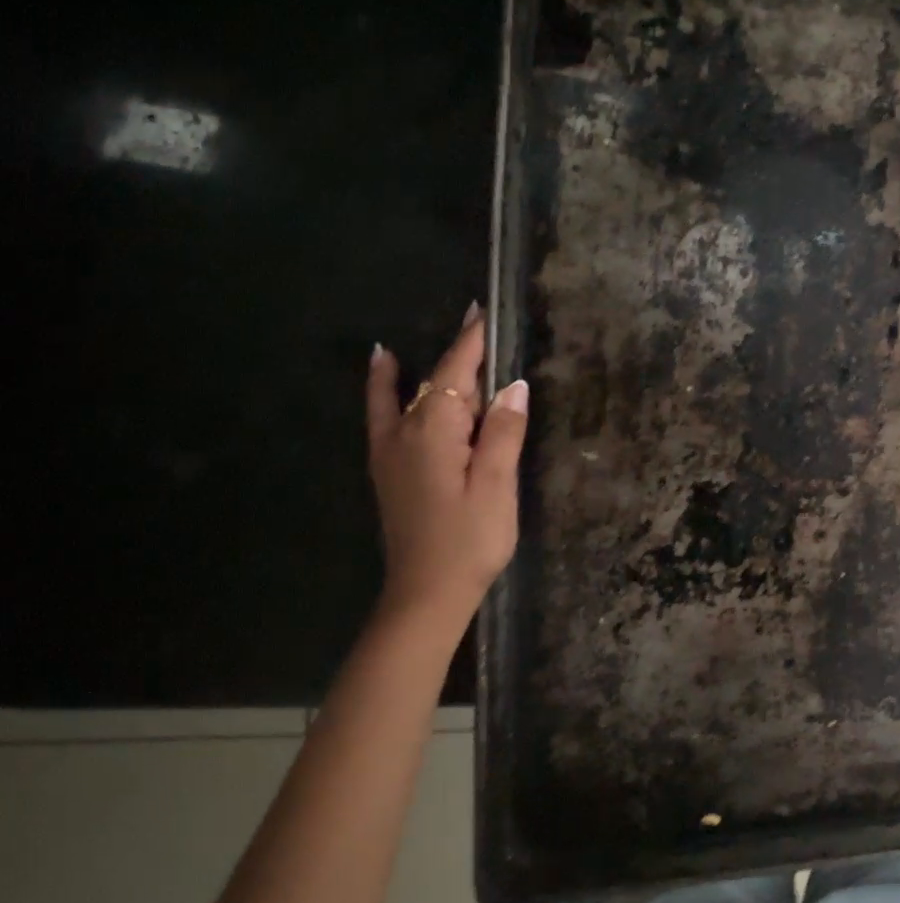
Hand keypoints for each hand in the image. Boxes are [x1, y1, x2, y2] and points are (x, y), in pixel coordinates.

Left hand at [365, 304, 528, 636]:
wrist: (426, 591)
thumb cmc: (470, 540)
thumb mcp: (496, 486)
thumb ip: (503, 434)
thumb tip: (512, 387)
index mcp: (434, 434)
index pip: (456, 376)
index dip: (471, 344)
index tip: (482, 310)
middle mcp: (404, 434)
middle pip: (434, 382)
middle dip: (458, 352)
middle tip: (477, 320)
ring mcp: (390, 452)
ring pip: (408, 395)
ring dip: (425, 366)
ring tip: (440, 338)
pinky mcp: (389, 468)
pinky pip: (384, 412)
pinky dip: (384, 386)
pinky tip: (384, 369)